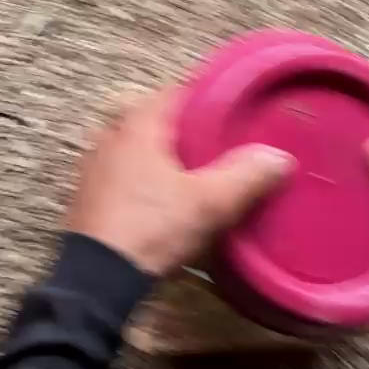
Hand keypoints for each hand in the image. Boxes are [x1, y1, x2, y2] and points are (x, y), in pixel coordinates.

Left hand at [65, 88, 292, 277]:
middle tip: (222, 144)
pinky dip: (145, 175)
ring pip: (139, 146)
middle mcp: (111, 134)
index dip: (206, 97)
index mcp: (138, 124)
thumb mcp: (207, 203)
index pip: (175, 92)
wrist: (97, 275)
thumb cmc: (151, 228)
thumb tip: (278, 156)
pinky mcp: (89, 190)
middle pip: (157, 119)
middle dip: (188, 130)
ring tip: (199, 172)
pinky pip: (124, 170)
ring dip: (165, 155)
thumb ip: (244, 176)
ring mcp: (95, 162)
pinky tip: (165, 197)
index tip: (233, 110)